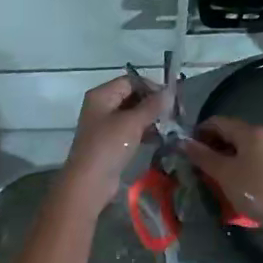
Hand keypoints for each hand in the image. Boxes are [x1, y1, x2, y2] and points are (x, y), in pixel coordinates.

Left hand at [61, 77, 165, 199]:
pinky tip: (159, 137)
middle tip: (173, 113)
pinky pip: (129, 130)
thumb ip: (152, 106)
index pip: (129, 81)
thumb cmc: (109, 145)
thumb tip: (170, 91)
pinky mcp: (109, 142)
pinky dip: (143, 131)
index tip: (170, 98)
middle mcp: (100, 106)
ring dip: (149, 118)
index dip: (150, 86)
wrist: (90, 181)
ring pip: (131, 114)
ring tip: (169, 125)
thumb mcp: (132, 122)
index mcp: (101, 95)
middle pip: (130, 96)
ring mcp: (104, 125)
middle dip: (151, 103)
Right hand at [182, 116, 262, 224]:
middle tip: (193, 161)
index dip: (198, 132)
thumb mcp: (224, 173)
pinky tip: (224, 178)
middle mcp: (261, 136)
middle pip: (228, 132)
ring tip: (206, 171)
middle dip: (209, 144)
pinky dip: (233, 163)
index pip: (217, 122)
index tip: (185, 148)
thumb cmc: (254, 190)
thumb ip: (202, 156)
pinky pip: (247, 157)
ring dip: (220, 155)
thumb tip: (182, 142)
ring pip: (237, 146)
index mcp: (250, 132)